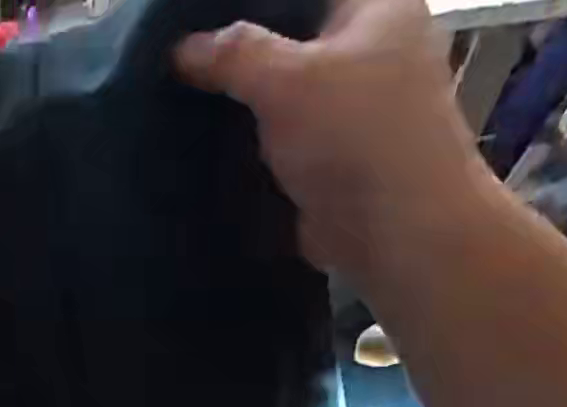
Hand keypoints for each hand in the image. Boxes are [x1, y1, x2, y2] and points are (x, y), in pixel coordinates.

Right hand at [173, 0, 491, 276]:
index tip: (196, 18)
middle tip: (177, 58)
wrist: (390, 224)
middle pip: (288, 34)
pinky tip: (202, 140)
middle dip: (235, 49)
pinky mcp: (323, 150)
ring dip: (235, 96)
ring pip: (278, 85)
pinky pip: (274, 131)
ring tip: (179, 97)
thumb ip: (235, 55)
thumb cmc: (354, 133)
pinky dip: (243, 135)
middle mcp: (364, 46)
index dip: (250, 1)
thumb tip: (181, 47)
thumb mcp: (288, 80)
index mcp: (375, 5)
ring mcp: (344, 102)